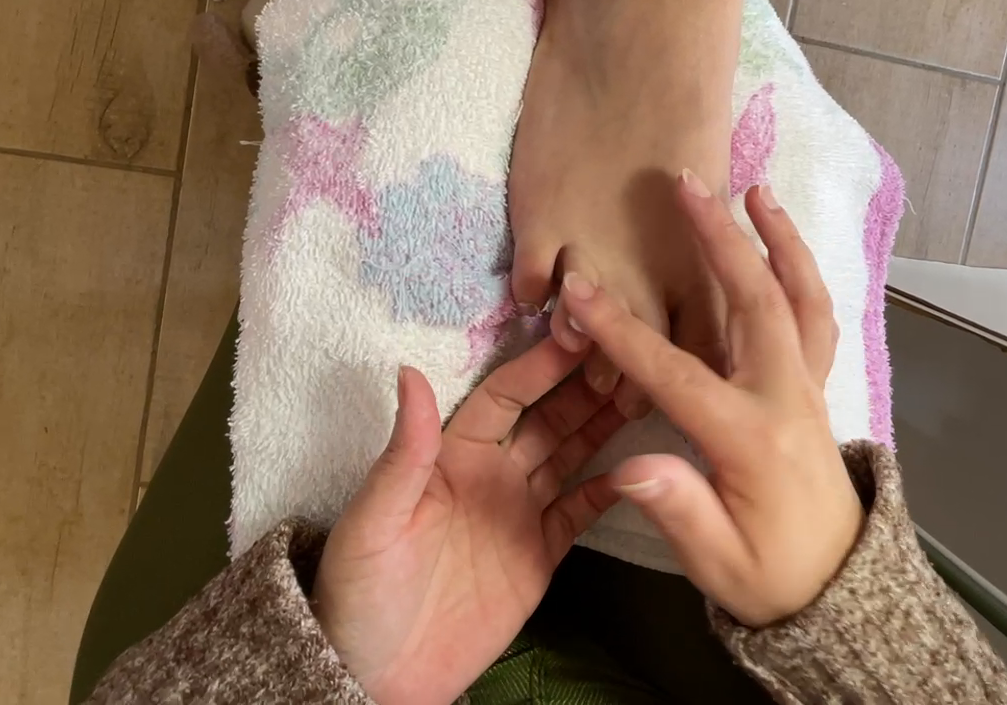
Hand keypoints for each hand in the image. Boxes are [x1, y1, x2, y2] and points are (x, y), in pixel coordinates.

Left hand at [313, 338, 626, 704]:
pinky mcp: (540, 553)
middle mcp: (493, 472)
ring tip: (644, 394)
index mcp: (454, 453)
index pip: (504, 396)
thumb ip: (404, 451)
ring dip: (603, 425)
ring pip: (570, 455)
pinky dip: (609, 488)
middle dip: (584, 386)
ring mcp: (520, 511)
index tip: (578, 335)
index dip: (539, 367)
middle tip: (628, 356)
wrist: (381, 678)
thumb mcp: (375, 519)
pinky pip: (580, 512)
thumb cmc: (362, 589)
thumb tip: (408, 369)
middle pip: (548, 418)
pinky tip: (638, 467)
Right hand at [510, 0, 736, 413]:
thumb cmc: (691, 76)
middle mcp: (650, 264)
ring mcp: (591, 244)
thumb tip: (689, 245)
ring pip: (583, 331)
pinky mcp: (540, 218)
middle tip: (619, 380)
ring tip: (572, 344)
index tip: (679, 375)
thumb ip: (698, 218)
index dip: (691, 364)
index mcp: (703, 252)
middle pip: (644, 349)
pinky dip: (531, 291)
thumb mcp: (710, 160)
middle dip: (632, 373)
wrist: (645, 17)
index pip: (703, 337)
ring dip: (577, 340)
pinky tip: (530, 286)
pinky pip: (530, 287)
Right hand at [561, 170, 862, 626]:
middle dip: (719, 239)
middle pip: (755, 302)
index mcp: (749, 438)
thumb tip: (632, 465)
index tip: (580, 290)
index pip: (675, 373)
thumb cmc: (769, 577)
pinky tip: (783, 242)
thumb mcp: (718, 564)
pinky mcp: (816, 383)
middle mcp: (785, 396)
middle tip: (689, 186)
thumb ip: (680, 511)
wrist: (838, 589)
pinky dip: (802, 271)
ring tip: (756, 189)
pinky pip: (816, 316)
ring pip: (801, 297)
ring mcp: (808, 384)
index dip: (623, 331)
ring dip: (779, 239)